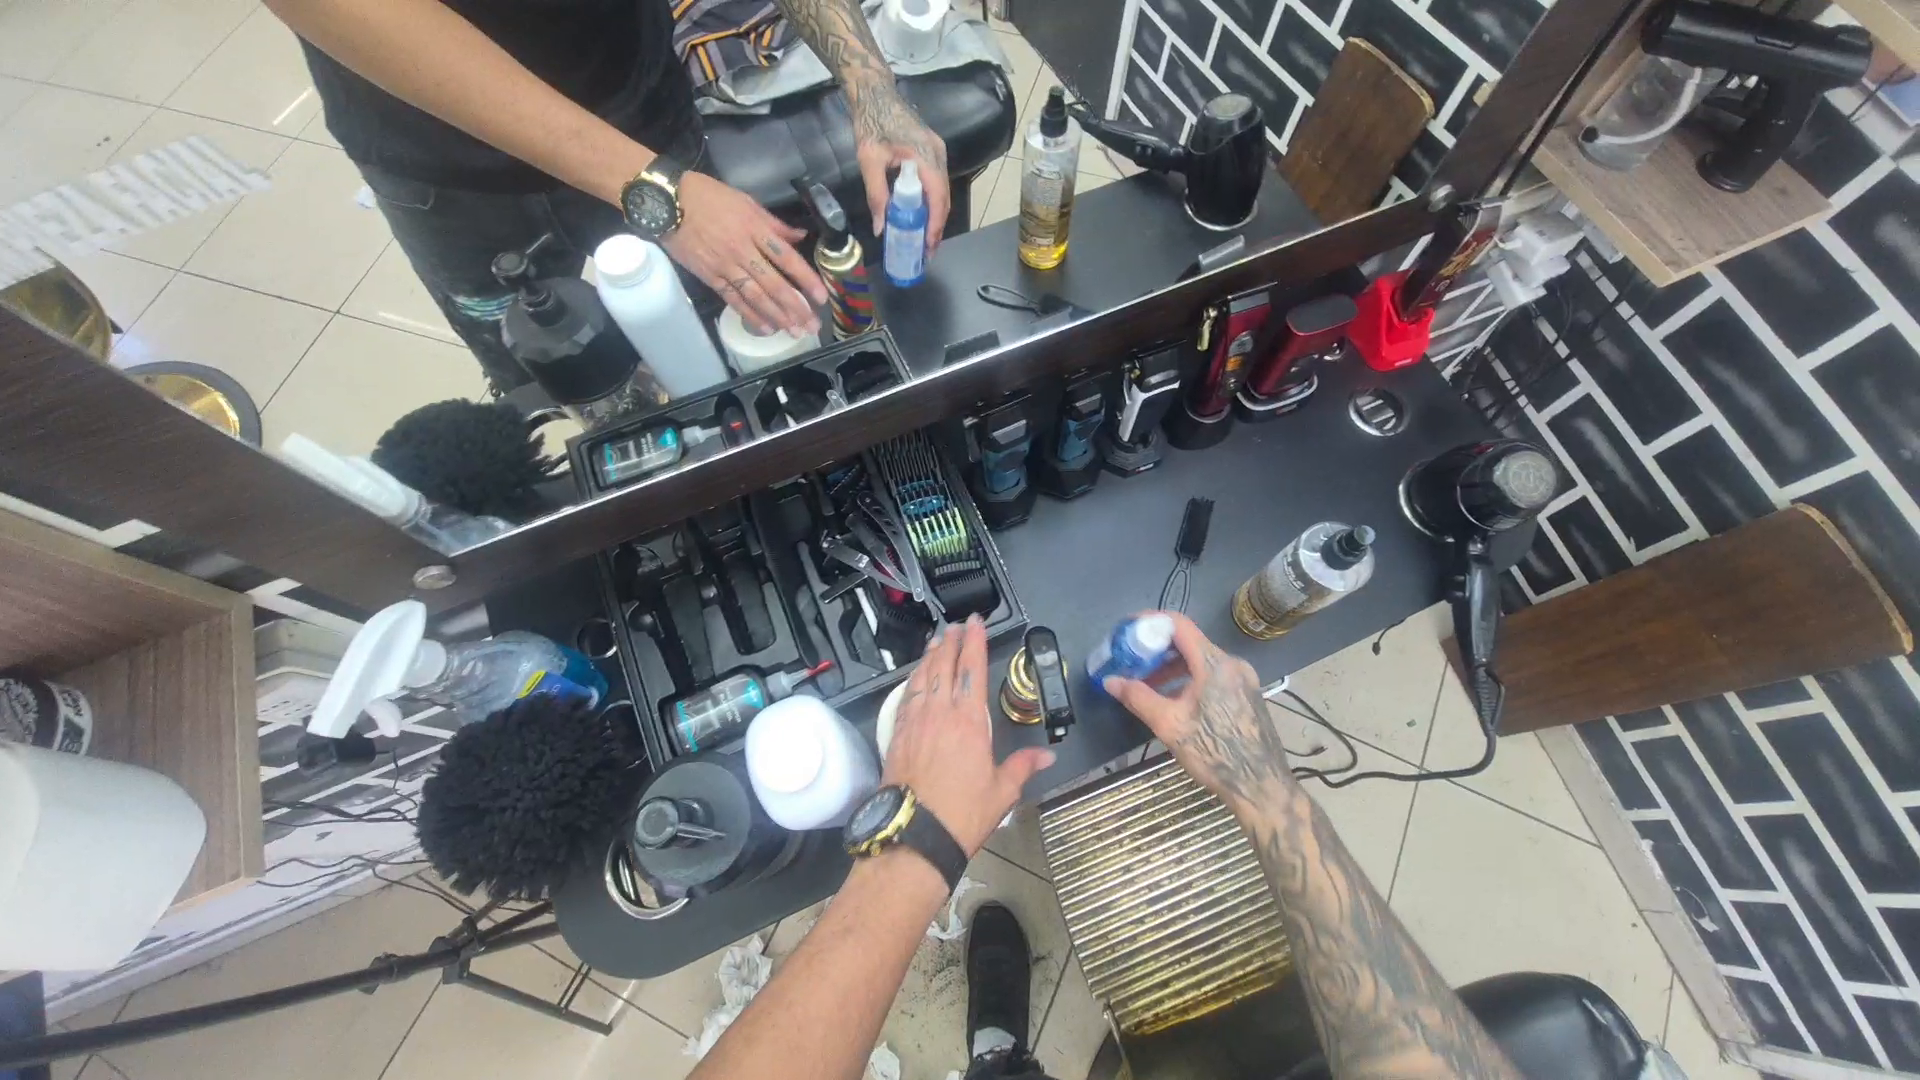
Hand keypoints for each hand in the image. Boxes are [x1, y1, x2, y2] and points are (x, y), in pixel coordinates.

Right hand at [664, 173, 827, 334]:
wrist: (665, 201)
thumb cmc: (708, 196)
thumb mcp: (745, 201)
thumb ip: (774, 223)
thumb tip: (800, 236)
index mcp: (755, 229)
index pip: (787, 258)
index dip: (805, 279)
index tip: (821, 297)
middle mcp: (743, 250)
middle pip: (775, 284)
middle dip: (796, 307)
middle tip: (812, 326)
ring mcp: (726, 266)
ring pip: (757, 296)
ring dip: (778, 317)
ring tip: (795, 332)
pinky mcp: (710, 277)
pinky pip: (734, 300)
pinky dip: (751, 315)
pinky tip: (767, 328)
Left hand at [851, 86, 949, 251]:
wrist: (875, 93)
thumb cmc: (871, 123)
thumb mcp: (869, 162)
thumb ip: (876, 196)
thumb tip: (880, 229)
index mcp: (926, 157)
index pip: (937, 199)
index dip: (935, 226)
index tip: (928, 246)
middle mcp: (938, 156)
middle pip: (944, 199)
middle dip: (936, 227)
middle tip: (927, 251)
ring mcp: (938, 153)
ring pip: (942, 192)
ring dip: (935, 217)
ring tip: (925, 239)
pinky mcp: (933, 152)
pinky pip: (937, 183)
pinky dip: (932, 203)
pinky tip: (922, 216)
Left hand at [883, 615, 1053, 853]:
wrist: (915, 836)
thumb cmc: (963, 814)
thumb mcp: (1001, 792)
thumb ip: (1022, 767)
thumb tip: (1047, 755)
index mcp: (969, 722)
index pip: (971, 670)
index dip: (974, 643)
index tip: (974, 623)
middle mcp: (939, 713)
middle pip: (943, 666)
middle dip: (950, 643)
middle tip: (954, 626)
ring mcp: (915, 722)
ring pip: (922, 678)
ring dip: (929, 656)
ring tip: (935, 641)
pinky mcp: (897, 735)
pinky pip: (906, 697)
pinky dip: (912, 680)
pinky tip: (915, 677)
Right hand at [1102, 612, 1298, 813]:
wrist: (1261, 786)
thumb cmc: (1214, 752)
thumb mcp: (1169, 725)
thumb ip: (1138, 697)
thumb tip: (1109, 681)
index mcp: (1214, 664)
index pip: (1179, 624)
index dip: (1150, 622)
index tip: (1128, 632)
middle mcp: (1233, 664)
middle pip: (1189, 642)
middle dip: (1156, 651)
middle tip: (1132, 663)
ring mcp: (1244, 679)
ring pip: (1201, 661)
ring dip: (1172, 668)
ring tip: (1148, 686)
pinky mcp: (1248, 695)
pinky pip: (1213, 675)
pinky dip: (1189, 679)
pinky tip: (1175, 701)